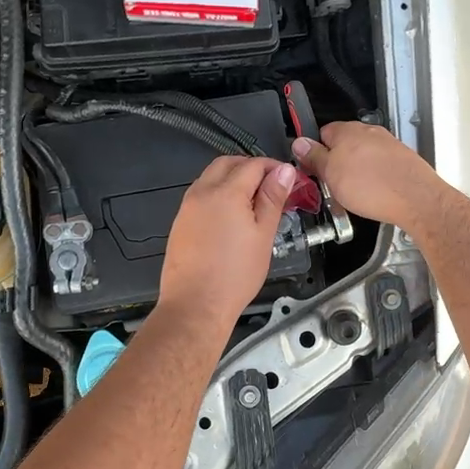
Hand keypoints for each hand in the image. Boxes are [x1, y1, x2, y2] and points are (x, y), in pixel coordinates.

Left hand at [157, 157, 298, 326]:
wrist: (195, 305)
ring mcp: (187, 207)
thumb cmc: (234, 275)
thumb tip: (283, 172)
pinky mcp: (180, 222)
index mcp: (226, 193)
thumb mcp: (263, 235)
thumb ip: (272, 198)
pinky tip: (232, 216)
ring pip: (211, 177)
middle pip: (228, 163)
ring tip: (254, 201)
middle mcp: (202, 193)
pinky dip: (218, 194)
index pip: (254, 165)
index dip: (275, 168)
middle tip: (272, 186)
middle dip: (251, 167)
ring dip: (233, 179)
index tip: (289, 180)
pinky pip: (201, 195)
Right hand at [292, 122, 446, 230]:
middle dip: (336, 163)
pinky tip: (373, 195)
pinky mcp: (401, 160)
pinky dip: (373, 179)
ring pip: (362, 157)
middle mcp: (369, 132)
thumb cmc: (375, 186)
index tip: (312, 167)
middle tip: (331, 184)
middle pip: (343, 144)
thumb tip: (300, 144)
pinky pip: (379, 167)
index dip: (315, 151)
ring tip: (353, 194)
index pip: (322, 132)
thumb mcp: (331, 174)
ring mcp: (388, 145)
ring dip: (355, 172)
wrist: (416, 199)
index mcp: (348, 130)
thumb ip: (314, 157)